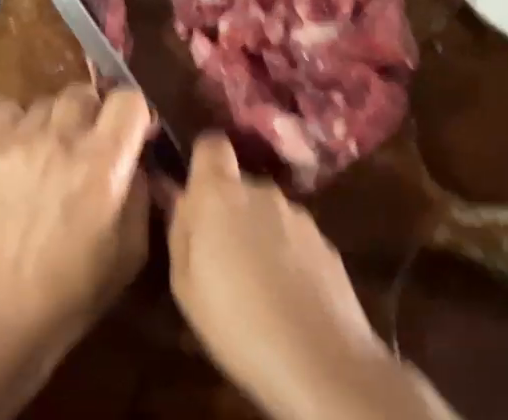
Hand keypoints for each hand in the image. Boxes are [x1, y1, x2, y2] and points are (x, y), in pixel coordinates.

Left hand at [0, 85, 153, 358]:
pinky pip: (7, 108)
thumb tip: (138, 157)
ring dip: (57, 120)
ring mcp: (21, 138)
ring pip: (47, 100)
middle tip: (90, 145)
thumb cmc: (80, 284)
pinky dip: (18, 120)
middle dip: (94, 114)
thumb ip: (140, 191)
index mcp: (105, 161)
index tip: (132, 135)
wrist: (9, 303)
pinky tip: (22, 146)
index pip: (127, 99)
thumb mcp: (134, 247)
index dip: (133, 114)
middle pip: (85, 93)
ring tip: (52, 151)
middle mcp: (63, 137)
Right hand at [171, 135, 440, 418]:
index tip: (192, 190)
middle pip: (238, 185)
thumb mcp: (183, 282)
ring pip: (267, 214)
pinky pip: (294, 240)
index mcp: (219, 193)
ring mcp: (300, 218)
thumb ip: (179, 229)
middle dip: (226, 209)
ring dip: (257, 235)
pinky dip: (286, 258)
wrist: (324, 363)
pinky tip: (283, 298)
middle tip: (216, 254)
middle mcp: (262, 193)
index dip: (201, 161)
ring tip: (253, 284)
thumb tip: (179, 198)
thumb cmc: (235, 320)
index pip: (210, 145)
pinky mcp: (328, 247)